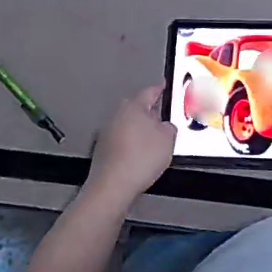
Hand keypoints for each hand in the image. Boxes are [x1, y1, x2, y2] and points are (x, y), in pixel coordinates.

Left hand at [82, 86, 174, 208]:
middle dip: (150, 113)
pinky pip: (121, 139)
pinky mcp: (103, 148)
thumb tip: (166, 127)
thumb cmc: (141, 158)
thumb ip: (169, 127)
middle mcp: (118, 115)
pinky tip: (139, 156)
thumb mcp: (168, 140)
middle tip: (163, 119)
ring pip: (128, 124)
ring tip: (153, 143)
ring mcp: (107, 131)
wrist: (113, 185)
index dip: (160, 89)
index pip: (149, 91)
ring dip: (140, 130)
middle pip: (137, 108)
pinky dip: (131, 143)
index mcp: (134, 106)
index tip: (164, 87)